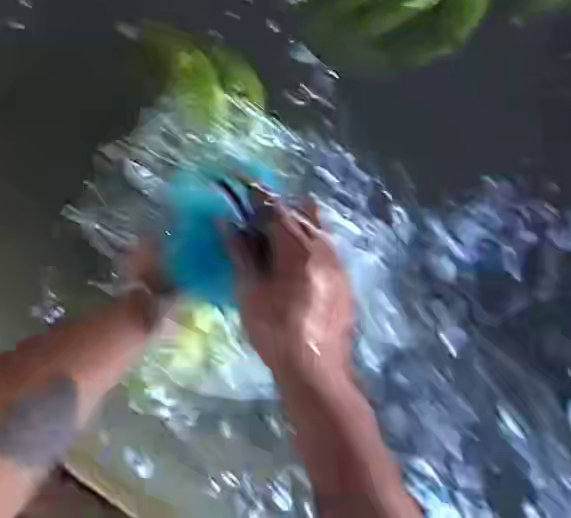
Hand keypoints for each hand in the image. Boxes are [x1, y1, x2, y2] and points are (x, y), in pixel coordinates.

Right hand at [226, 193, 356, 390]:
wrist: (318, 376)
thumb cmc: (276, 332)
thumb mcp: (250, 291)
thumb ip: (239, 252)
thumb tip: (225, 222)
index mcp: (298, 246)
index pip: (275, 207)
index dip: (256, 198)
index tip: (241, 193)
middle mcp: (323, 247)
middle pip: (300, 211)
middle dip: (277, 209)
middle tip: (254, 220)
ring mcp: (339, 263)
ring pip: (316, 227)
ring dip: (294, 225)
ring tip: (272, 242)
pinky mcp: (345, 280)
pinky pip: (325, 247)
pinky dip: (307, 244)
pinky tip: (291, 264)